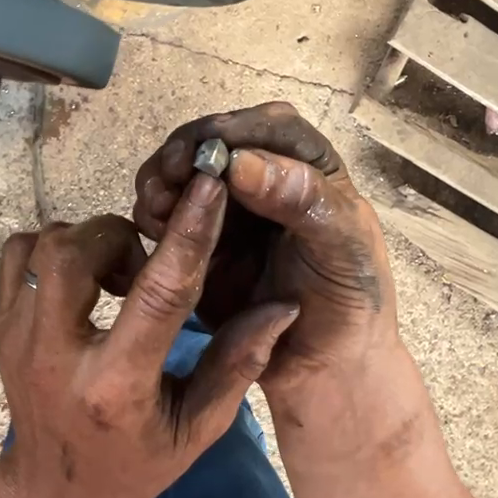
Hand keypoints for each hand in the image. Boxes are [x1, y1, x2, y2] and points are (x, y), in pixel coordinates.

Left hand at [0, 176, 300, 497]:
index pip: (156, 294)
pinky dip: (50, 249)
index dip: (187, 234)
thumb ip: (238, 362)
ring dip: (87, 243)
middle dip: (119, 238)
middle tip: (140, 269)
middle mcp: (55, 356)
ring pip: (43, 244)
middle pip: (76, 251)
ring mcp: (14, 338)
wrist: (54, 489)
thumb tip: (282, 304)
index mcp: (115, 386)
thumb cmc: (137, 461)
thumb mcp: (198, 426)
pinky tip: (78, 281)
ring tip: (112, 278)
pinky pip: (16, 253)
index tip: (208, 187)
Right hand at [133, 102, 395, 400]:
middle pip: (218, 141)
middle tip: (170, 172)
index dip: (239, 128)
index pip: (274, 127)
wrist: (321, 369)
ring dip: (164, 178)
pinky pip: (167, 211)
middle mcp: (265, 180)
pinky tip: (151, 226)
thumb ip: (301, 201)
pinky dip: (153, 210)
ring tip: (156, 204)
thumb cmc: (346, 304)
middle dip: (188, 150)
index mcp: (310, 169)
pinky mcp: (197, 240)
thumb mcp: (342, 249)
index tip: (209, 149)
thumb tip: (239, 163)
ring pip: (185, 172)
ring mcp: (227, 209)